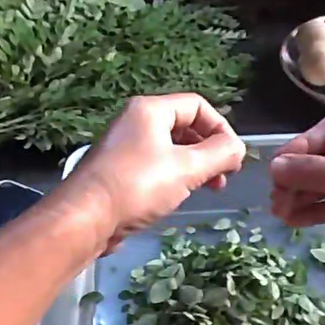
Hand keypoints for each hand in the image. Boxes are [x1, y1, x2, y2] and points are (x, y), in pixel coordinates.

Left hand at [58, 94, 245, 253]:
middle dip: (209, 151)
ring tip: (206, 190)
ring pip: (170, 150)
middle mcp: (134, 122)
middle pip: (184, 127)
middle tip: (223, 178)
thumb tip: (239, 148)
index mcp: (150, 110)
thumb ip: (219, 154)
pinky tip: (178, 197)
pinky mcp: (117, 172)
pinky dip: (172, 177)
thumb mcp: (187, 168)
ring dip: (193, 167)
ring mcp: (123, 147)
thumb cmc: (137, 186)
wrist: (85, 218)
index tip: (233, 157)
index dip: (221, 129)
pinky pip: (153, 167)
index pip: (198, 106)